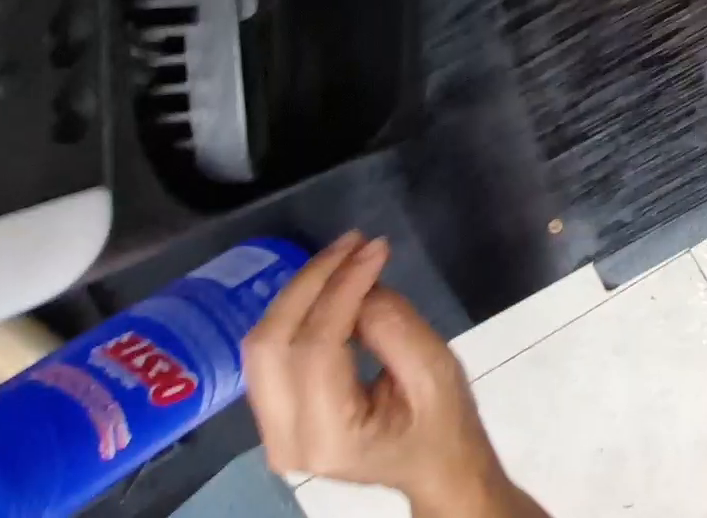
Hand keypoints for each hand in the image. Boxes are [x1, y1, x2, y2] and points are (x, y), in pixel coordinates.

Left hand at [242, 233, 510, 513]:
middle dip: (311, 282)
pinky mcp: (274, 414)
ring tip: (345, 252)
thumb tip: (362, 284)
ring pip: (262, 344)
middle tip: (355, 242)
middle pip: (272, 345)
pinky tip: (331, 280)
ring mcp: (271, 431)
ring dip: (301, 290)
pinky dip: (298, 308)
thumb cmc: (444, 421)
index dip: (342, 289)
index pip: (316, 348)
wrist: (435, 465)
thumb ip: (396, 327)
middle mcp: (285, 440)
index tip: (375, 247)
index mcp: (329, 436)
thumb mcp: (436, 371)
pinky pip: (271, 351)